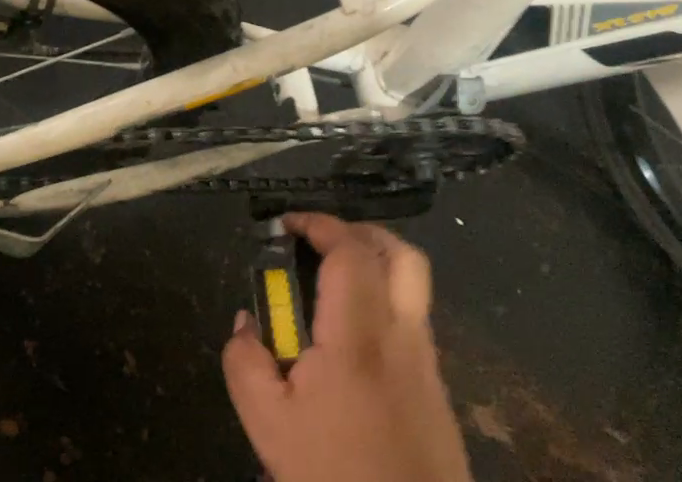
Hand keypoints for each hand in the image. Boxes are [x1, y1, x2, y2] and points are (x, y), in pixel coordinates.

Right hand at [222, 214, 471, 481]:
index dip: (320, 225)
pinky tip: (347, 338)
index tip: (286, 225)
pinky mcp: (436, 391)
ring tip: (327, 285)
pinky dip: (382, 304)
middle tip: (318, 241)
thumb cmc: (333, 473)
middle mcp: (403, 339)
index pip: (352, 253)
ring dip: (373, 268)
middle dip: (359, 233)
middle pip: (402, 257)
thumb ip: (244, 361)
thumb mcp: (267, 422)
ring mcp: (428, 365)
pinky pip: (413, 324)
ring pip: (413, 289)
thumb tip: (247, 323)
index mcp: (359, 338)